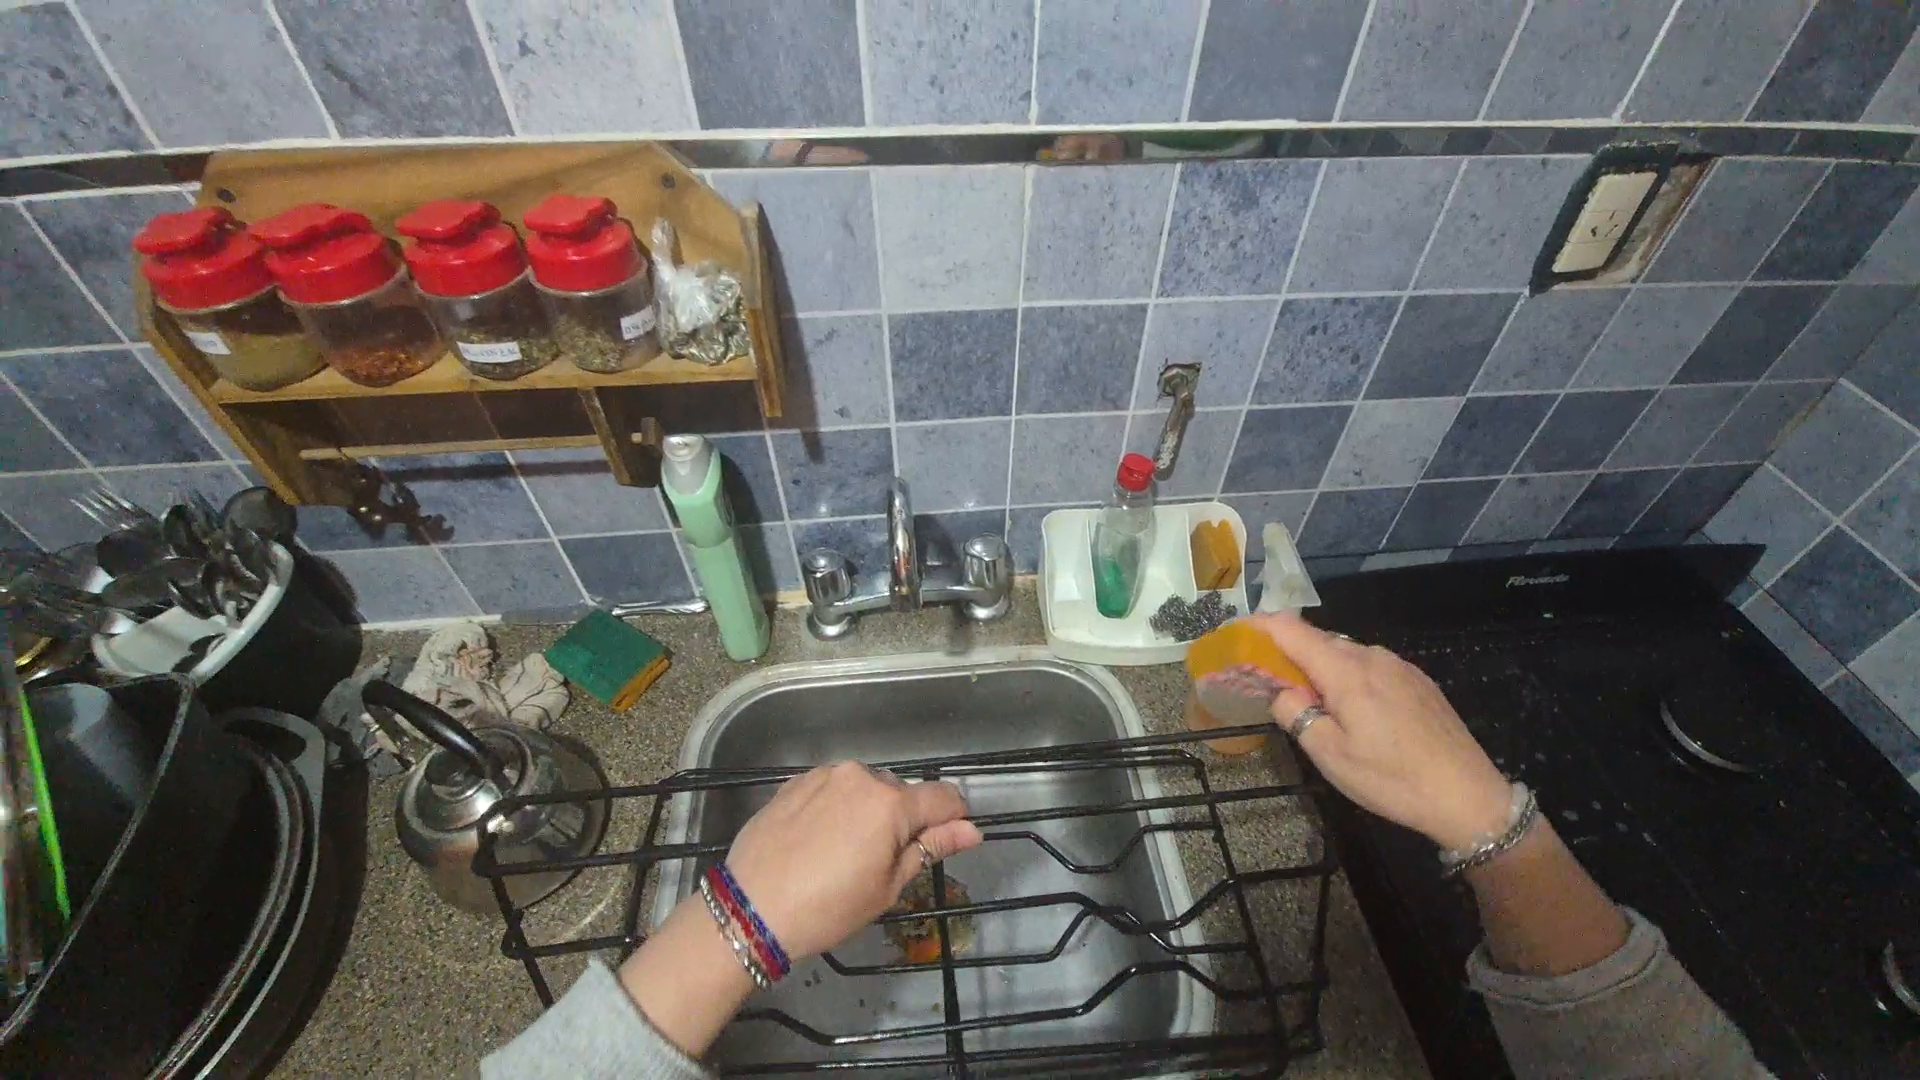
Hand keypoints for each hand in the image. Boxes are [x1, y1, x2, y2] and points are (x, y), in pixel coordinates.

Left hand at [724, 762, 983, 959]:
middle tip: (881, 861)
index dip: (954, 818)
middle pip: (901, 792)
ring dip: (868, 810)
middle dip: (903, 819)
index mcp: (892, 804)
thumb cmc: (828, 907)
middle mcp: (862, 776)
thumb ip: (931, 849)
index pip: (944, 797)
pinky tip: (818, 839)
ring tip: (844, 851)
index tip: (948, 839)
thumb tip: (973, 830)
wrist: (749, 909)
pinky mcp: (796, 781)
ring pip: (865, 787)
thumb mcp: (887, 887)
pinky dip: (837, 806)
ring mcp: (825, 774)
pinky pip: (833, 787)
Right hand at [1246, 613, 1512, 851]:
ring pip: (1344, 654)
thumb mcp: (1328, 754)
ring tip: (1310, 702)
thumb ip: (1294, 713)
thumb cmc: (1391, 778)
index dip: (1258, 625)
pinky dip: (1346, 676)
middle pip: (1316, 639)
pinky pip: (1369, 666)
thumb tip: (1282, 692)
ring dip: (1318, 668)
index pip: (1290, 628)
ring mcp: (1399, 666)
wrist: (1470, 799)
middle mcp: (1371, 656)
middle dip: (1286, 652)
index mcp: (1345, 670)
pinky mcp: (1418, 681)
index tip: (1235, 634)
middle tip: (1266, 679)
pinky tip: (1352, 710)